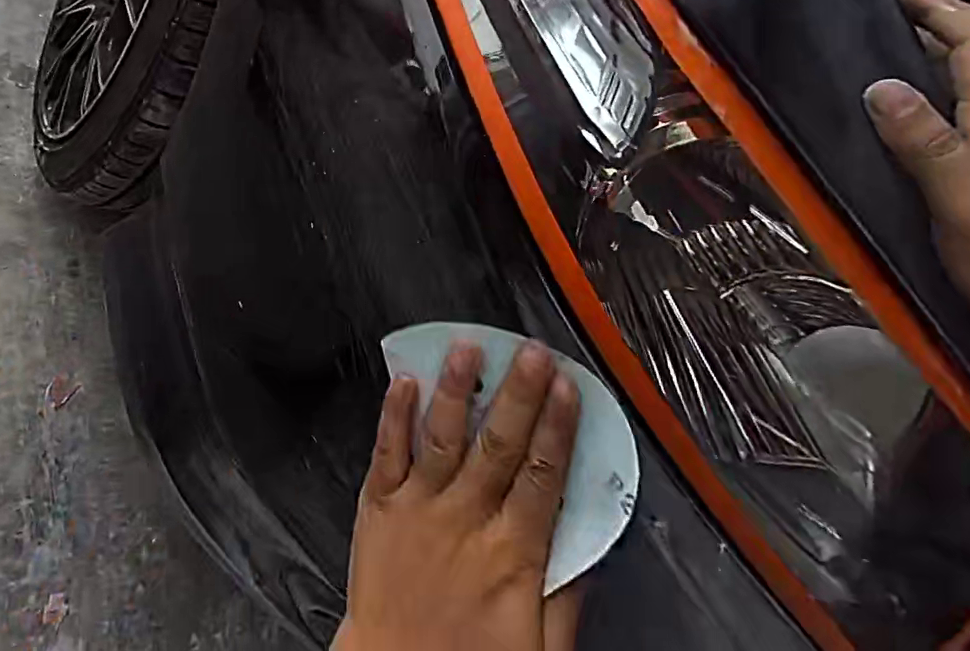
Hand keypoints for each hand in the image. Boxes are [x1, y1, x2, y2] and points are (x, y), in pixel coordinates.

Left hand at [335, 340, 583, 650]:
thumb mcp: (537, 647)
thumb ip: (565, 594)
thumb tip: (589, 546)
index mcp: (509, 553)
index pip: (541, 475)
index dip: (557, 427)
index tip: (568, 388)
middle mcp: (463, 520)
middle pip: (497, 444)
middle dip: (518, 394)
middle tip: (531, 353)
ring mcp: (418, 506)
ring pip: (441, 436)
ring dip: (456, 389)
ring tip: (467, 348)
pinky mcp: (379, 503)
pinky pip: (387, 450)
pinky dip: (395, 414)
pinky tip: (405, 381)